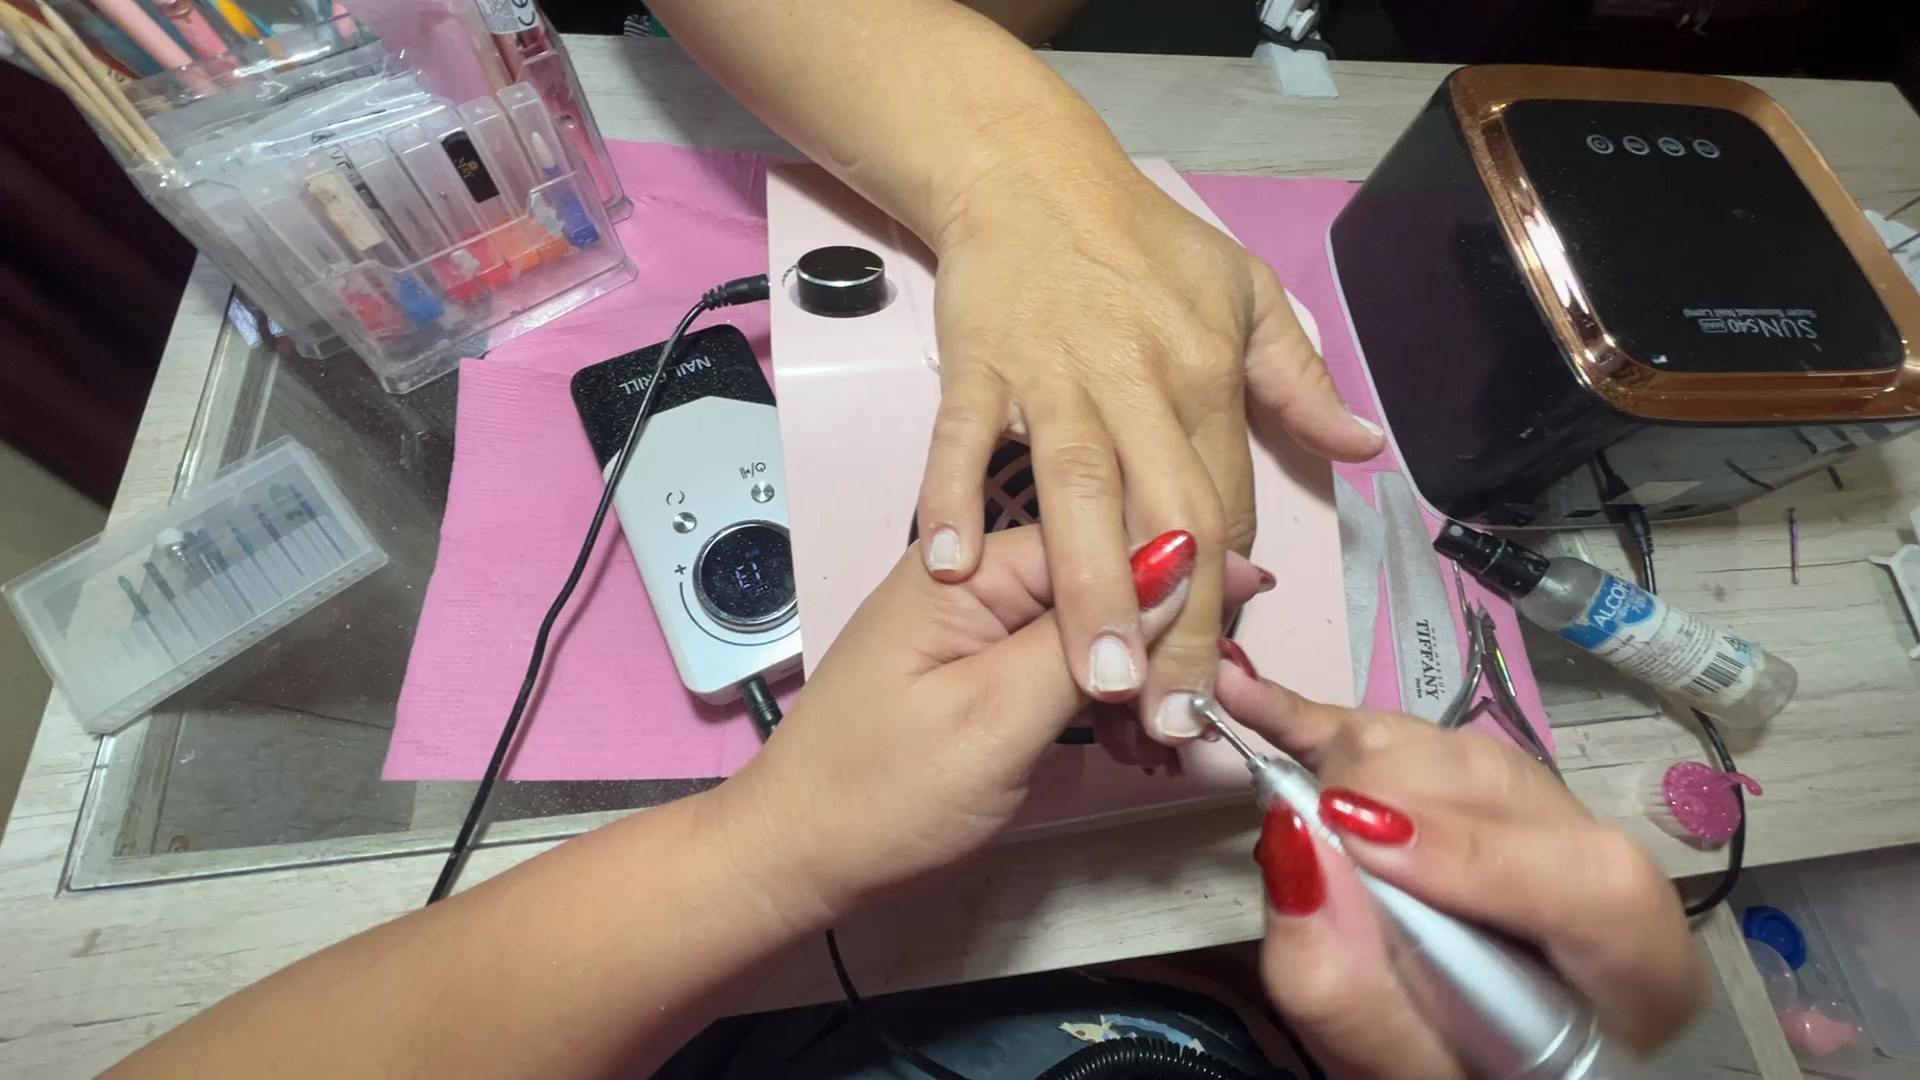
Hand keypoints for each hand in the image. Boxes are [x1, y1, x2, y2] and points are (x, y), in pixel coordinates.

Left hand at [713, 526, 1263, 922]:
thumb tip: (1174, 572)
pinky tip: (1129, 746)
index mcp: (966, 565)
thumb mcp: (995, 715)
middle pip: (1095, 584)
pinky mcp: (981, 668)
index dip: (1173, 574)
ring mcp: (976, 626)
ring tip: (1168, 741)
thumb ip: (1083, 643)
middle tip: (1213, 698)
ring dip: (1134, 680)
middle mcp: (973, 578)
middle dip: (1158, 640)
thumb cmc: (887, 790)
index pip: (1094, 540)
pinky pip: (1058, 666)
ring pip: (1086, 631)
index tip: (1248, 607)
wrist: (801, 854)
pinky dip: (1100, 703)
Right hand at [915, 159, 1381, 753]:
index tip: (1215, 675)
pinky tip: (953, 564)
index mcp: (1204, 377)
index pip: (1227, 508)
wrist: (1031, 179)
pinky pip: (966, 440)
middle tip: (1170, 721)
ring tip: (1096, 682)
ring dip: (1089, 586)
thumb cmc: (1141, 242)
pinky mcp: (978, 368)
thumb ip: (1299, 376)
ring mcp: (1052, 378)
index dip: (1223, 598)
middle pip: (1166, 519)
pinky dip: (956, 497)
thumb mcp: (1243, 291)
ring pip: (1079, 492)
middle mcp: (1136, 386)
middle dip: (1173, 625)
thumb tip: (1361, 446)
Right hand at [1213, 662, 1707, 1077]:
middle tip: (1308, 833)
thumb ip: (1346, 986)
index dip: (1469, 851)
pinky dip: (1295, 711)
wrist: (1450, 1039)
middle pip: (1487, 781)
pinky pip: (1367, 725)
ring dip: (1341, 767)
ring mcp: (1511, 794)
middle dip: (1376, 797)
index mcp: (1626, 963)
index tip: (1356, 841)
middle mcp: (1579, 852)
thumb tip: (1296, 847)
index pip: (1587, 880)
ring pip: (1428, 739)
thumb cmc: (1438, 1062)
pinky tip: (1241, 688)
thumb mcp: (1393, 1064)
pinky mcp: (1434, 766)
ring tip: (1295, 808)